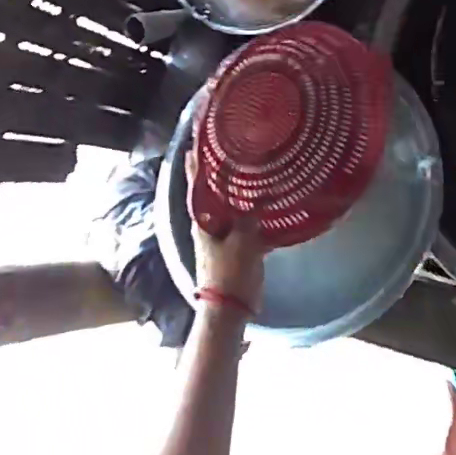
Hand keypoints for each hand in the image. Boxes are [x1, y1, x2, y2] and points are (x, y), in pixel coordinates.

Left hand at [186, 148, 263, 312]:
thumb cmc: (230, 273)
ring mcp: (220, 236)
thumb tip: (259, 192)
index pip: (195, 186)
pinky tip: (261, 199)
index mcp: (202, 220)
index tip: (194, 144)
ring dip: (232, 189)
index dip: (194, 166)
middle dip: (214, 172)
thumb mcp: (242, 240)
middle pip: (210, 192)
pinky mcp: (234, 246)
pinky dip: (247, 207)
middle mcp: (207, 224)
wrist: (230, 310)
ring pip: (225, 205)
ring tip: (244, 167)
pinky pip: (240, 220)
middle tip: (223, 147)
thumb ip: (249, 214)